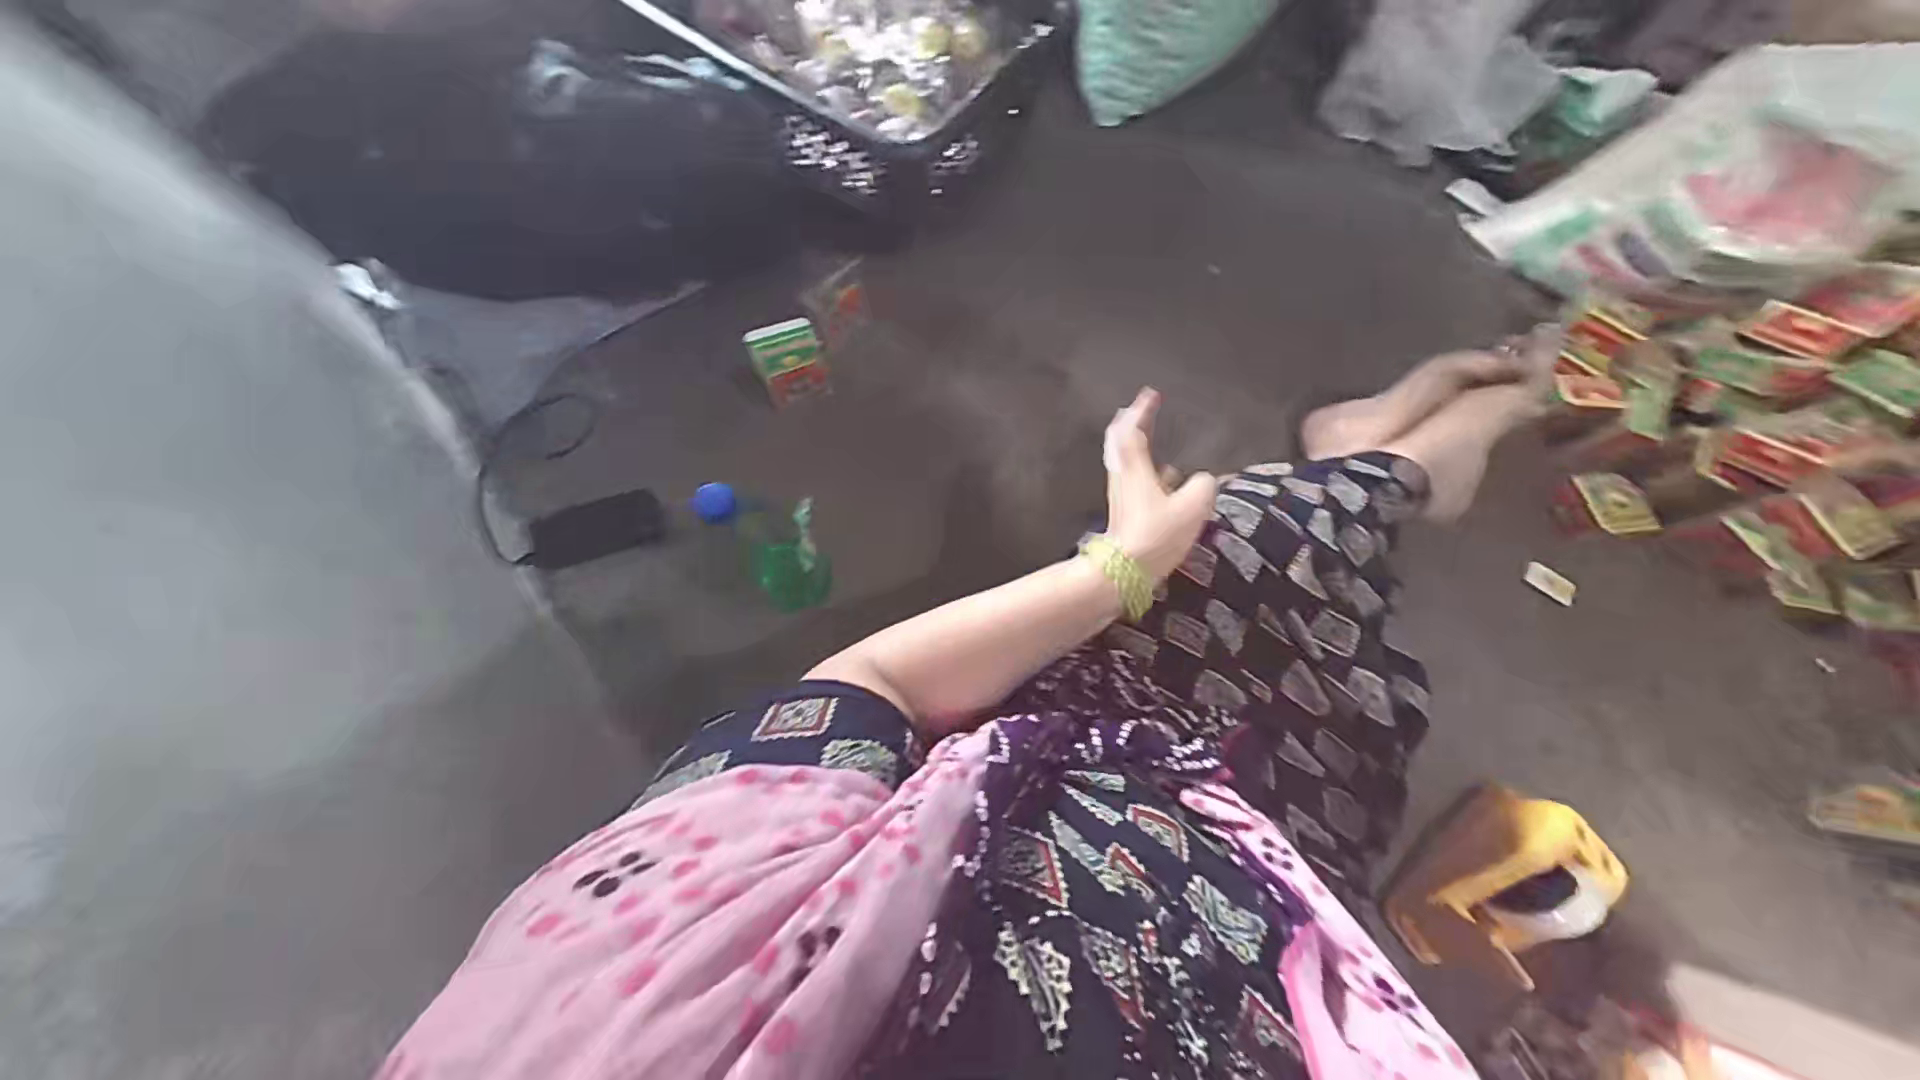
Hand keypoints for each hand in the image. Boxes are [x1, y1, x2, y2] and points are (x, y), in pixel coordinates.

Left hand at [1102, 388, 1217, 581]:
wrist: (1125, 571)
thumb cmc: (1155, 535)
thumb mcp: (1192, 506)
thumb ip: (1204, 485)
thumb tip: (1204, 479)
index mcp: (1134, 468)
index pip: (1132, 430)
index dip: (1141, 410)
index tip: (1150, 395)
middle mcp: (1123, 477)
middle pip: (1120, 442)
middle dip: (1130, 423)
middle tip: (1142, 411)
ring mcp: (1122, 495)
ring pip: (1127, 461)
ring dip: (1137, 445)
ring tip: (1152, 437)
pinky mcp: (1126, 512)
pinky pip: (1136, 481)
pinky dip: (1147, 470)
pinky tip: (1165, 478)